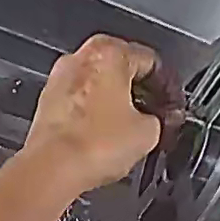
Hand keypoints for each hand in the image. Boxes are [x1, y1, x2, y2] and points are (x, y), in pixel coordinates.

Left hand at [20, 35, 168, 196]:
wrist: (53, 168)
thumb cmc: (92, 144)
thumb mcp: (146, 134)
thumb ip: (159, 121)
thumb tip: (157, 123)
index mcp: (109, 52)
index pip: (151, 61)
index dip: (168, 88)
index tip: (172, 107)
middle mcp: (81, 58)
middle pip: (121, 72)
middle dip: (140, 96)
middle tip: (153, 121)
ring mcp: (59, 81)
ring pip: (98, 90)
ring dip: (115, 109)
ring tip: (127, 136)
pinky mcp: (47, 107)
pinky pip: (79, 108)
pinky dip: (93, 121)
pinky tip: (102, 143)